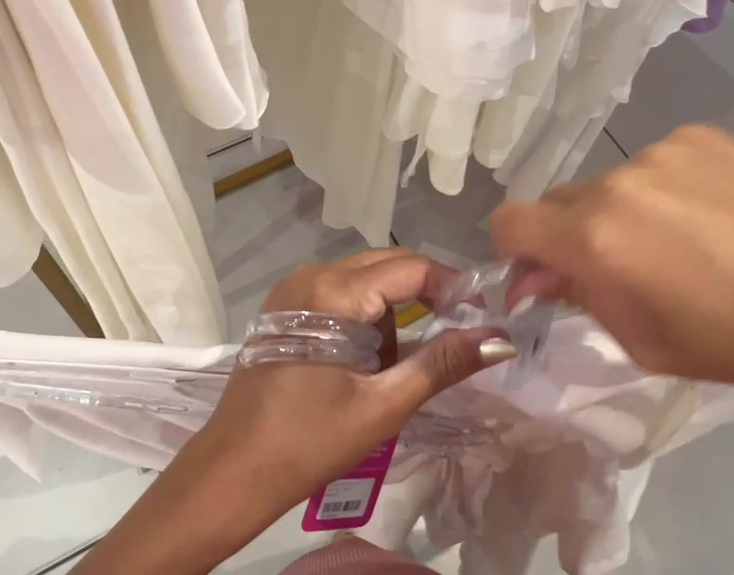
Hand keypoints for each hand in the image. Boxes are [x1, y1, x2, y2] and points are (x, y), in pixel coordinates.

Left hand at [189, 249, 515, 501]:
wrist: (235, 468)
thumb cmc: (309, 441)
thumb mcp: (383, 406)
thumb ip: (441, 364)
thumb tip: (498, 338)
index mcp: (333, 292)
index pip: (410, 267)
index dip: (451, 287)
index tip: (478, 319)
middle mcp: (311, 274)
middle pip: (386, 264)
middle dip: (423, 296)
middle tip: (450, 340)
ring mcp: (293, 286)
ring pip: (364, 278)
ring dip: (390, 311)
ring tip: (387, 369)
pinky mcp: (284, 304)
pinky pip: (339, 292)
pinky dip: (362, 315)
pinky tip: (361, 360)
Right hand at [492, 125, 733, 392]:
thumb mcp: (646, 344)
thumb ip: (582, 299)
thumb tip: (544, 275)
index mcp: (594, 240)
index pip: (508, 221)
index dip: (517, 251)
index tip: (548, 276)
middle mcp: (614, 183)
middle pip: (559, 202)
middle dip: (574, 236)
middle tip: (626, 271)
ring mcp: (659, 151)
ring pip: (612, 184)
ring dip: (624, 212)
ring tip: (689, 246)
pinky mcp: (699, 135)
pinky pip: (657, 164)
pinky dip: (667, 189)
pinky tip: (718, 218)